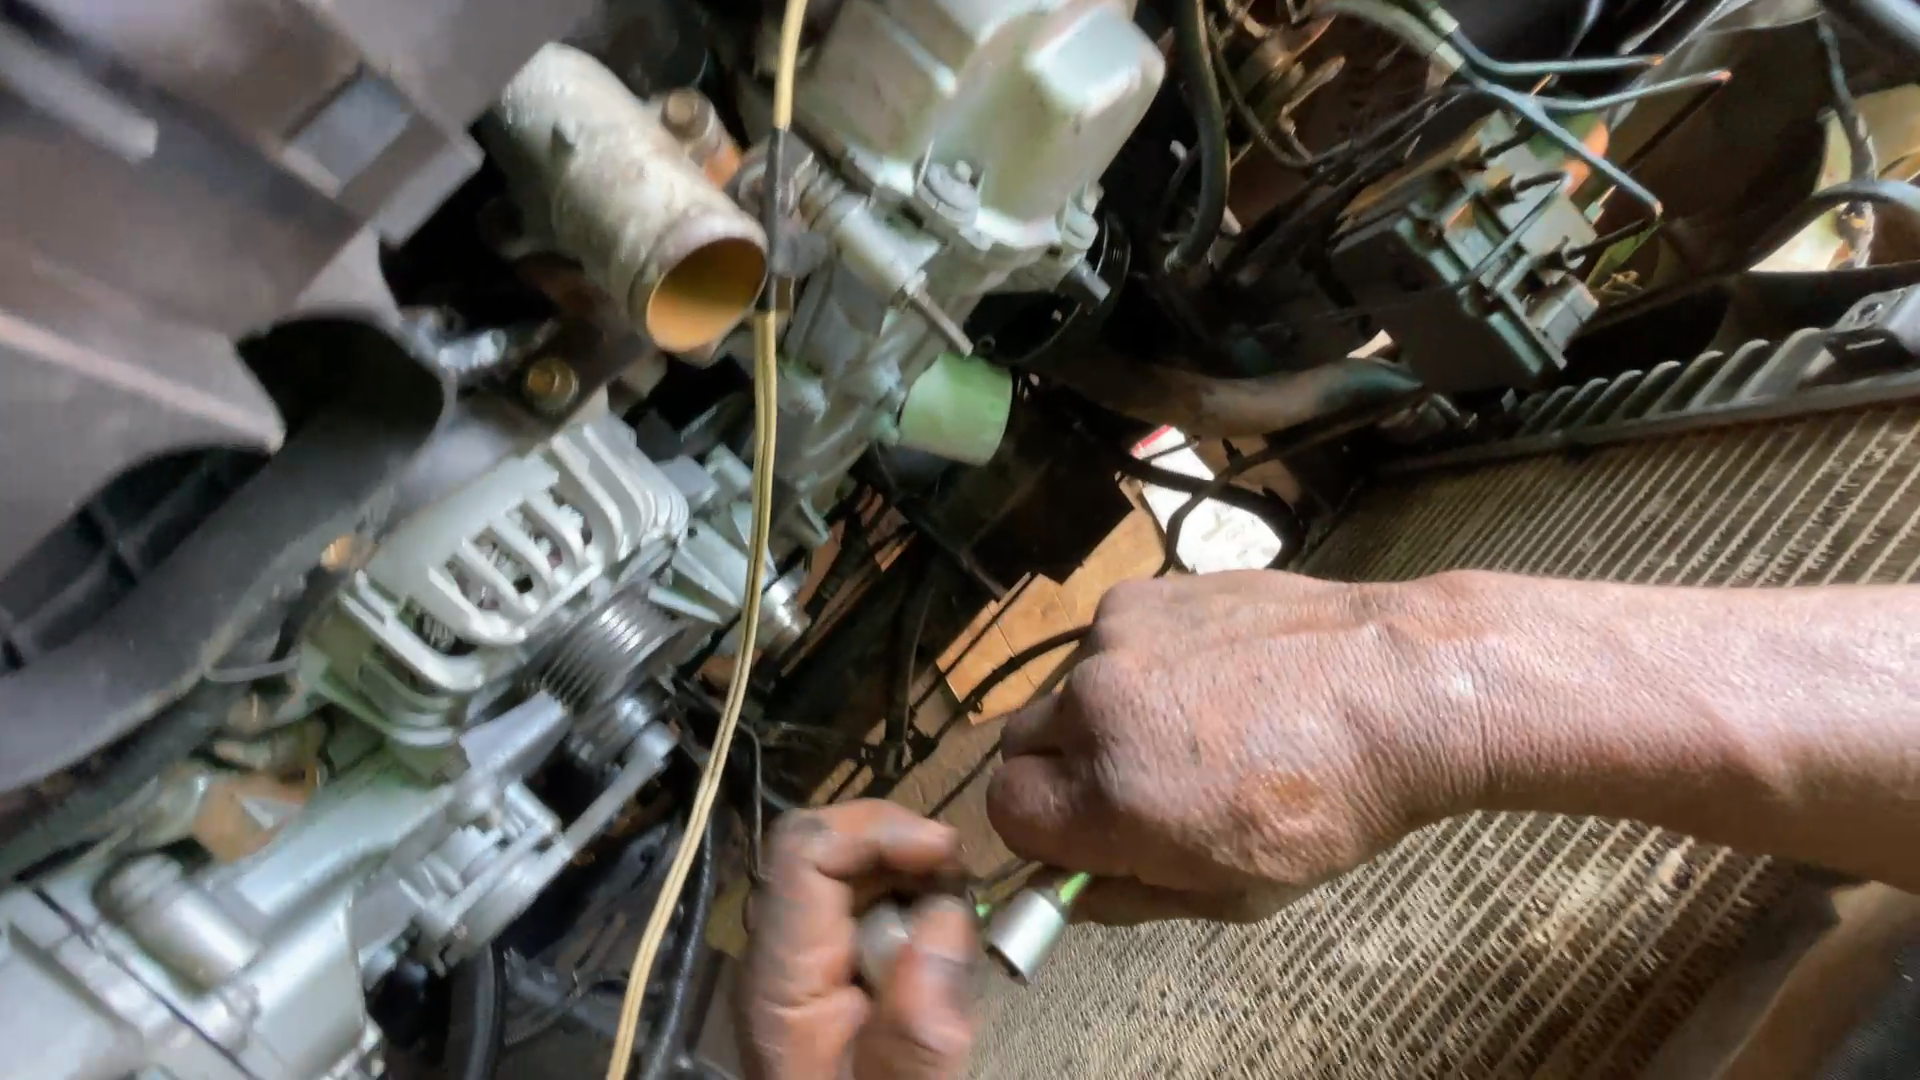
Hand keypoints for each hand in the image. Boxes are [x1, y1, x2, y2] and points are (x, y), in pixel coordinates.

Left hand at [739, 801, 976, 1079]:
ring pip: (857, 863)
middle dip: (905, 849)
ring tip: (956, 923)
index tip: (946, 857)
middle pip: (831, 844)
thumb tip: (944, 922)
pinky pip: (873, 897)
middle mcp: (785, 948)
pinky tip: (938, 944)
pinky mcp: (833, 959)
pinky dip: (916, 901)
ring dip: (916, 875)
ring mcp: (808, 951)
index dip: (875, 831)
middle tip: (963, 888)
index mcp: (781, 979)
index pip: (805, 852)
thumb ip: (916, 1037)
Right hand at [986, 571, 1490, 924]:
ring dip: (1103, 710)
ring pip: (1068, 688)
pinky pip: (1107, 640)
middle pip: (1019, 742)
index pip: (1003, 808)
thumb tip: (1062, 885)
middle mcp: (1093, 709)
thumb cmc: (1329, 806)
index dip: (1038, 824)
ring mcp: (1112, 641)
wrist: (1395, 684)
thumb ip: (1127, 896)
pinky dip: (1135, 660)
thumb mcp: (1233, 893)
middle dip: (1057, 766)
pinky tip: (1204, 666)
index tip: (1075, 824)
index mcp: (1109, 797)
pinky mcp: (1136, 596)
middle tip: (1126, 770)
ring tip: (1188, 711)